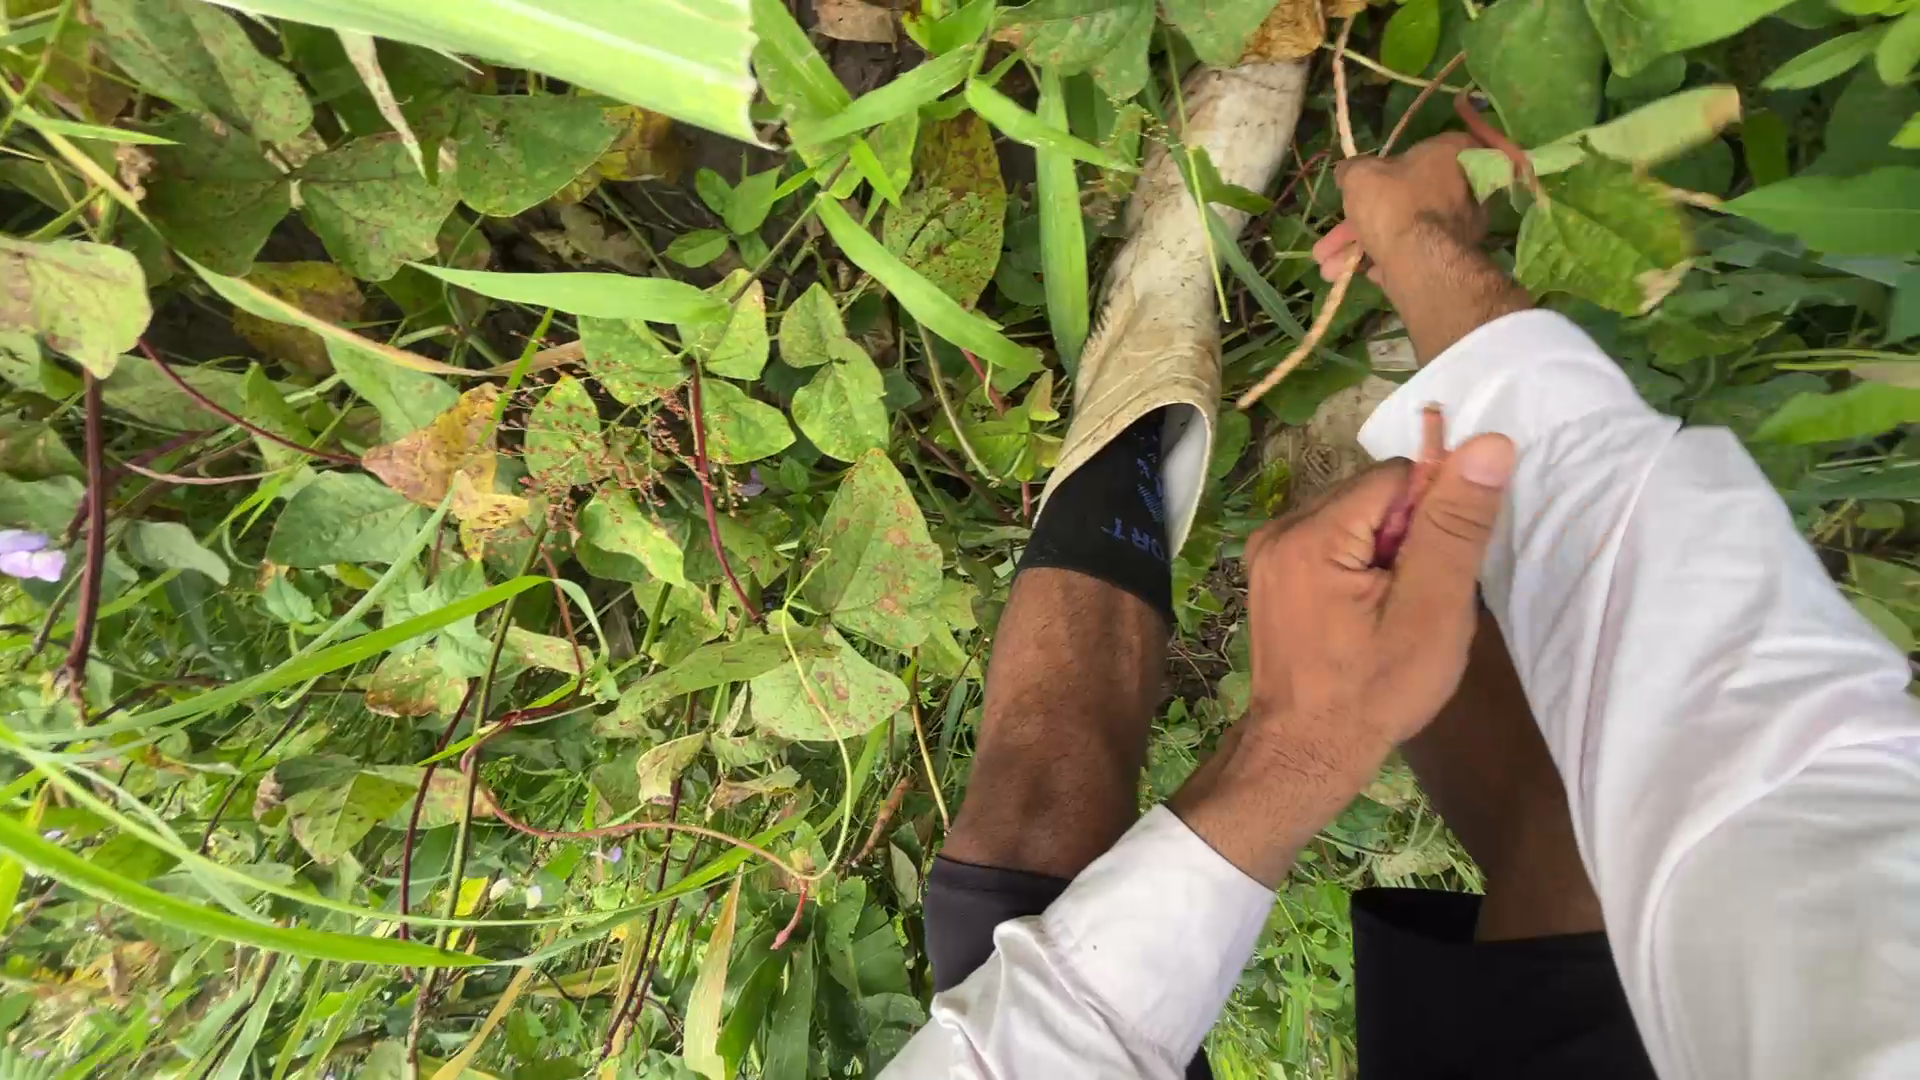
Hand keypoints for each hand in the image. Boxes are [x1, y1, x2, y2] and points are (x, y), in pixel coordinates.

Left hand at [1171, 435, 1516, 885]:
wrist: (1305, 743)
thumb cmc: (1374, 688)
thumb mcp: (1432, 608)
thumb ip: (1455, 524)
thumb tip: (1487, 444)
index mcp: (1310, 534)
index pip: (1393, 475)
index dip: (1430, 514)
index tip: (1431, 571)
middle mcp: (1277, 530)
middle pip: (1368, 494)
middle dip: (1403, 534)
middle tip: (1407, 598)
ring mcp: (1265, 551)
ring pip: (1350, 517)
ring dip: (1381, 551)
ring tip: (1382, 610)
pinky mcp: (1267, 571)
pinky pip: (1326, 541)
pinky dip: (1354, 563)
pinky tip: (1358, 611)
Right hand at [1311, 131, 1486, 286]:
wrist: (1419, 260)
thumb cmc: (1392, 206)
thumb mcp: (1359, 177)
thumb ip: (1350, 169)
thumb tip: (1346, 170)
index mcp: (1450, 152)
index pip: (1411, 156)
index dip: (1376, 177)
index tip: (1353, 195)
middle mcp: (1461, 183)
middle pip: (1397, 202)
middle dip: (1353, 229)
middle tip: (1326, 248)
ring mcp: (1457, 222)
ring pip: (1398, 231)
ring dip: (1357, 250)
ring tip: (1328, 270)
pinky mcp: (1448, 253)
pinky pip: (1408, 252)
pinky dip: (1380, 261)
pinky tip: (1355, 273)